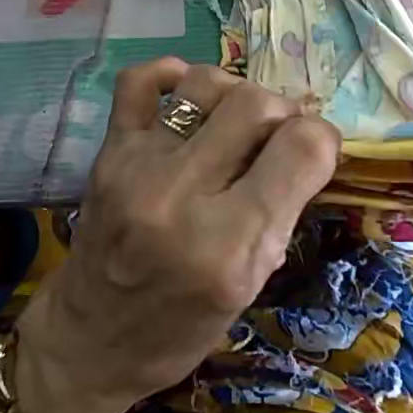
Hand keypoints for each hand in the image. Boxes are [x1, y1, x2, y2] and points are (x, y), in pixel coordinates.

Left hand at [14, 59, 340, 412]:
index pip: (301, 150)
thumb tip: (305, 145)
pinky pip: (139, 81)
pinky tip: (187, 95)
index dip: (323, 140)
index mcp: (228, 247)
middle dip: (284, 113)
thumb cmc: (177, 330)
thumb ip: (279, 214)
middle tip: (278, 137)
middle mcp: (182, 196)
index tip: (315, 152)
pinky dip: (172, 75)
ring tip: (235, 120)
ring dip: (235, 94)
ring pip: (205, 83)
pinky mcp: (107, 151)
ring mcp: (137, 166)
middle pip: (256, 104)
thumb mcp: (248, 289)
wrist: (89, 337)